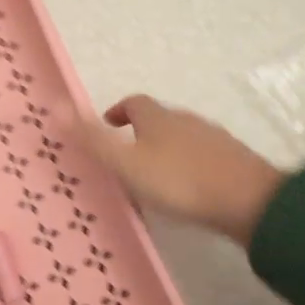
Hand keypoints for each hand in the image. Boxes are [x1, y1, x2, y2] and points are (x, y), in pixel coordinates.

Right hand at [67, 94, 285, 244]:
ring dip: (165, 149)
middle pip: (160, 119)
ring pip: (182, 137)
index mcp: (158, 119)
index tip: (108, 127)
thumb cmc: (180, 182)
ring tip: (153, 177)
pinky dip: (189, 165)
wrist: (249, 201)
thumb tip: (55, 105)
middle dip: (141, 132)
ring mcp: (214, 140)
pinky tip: (188, 189)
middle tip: (126, 157)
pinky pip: (203, 156)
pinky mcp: (233, 161)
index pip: (134, 103)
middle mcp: (187, 121)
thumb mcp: (128, 164)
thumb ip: (93, 139)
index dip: (118, 111)